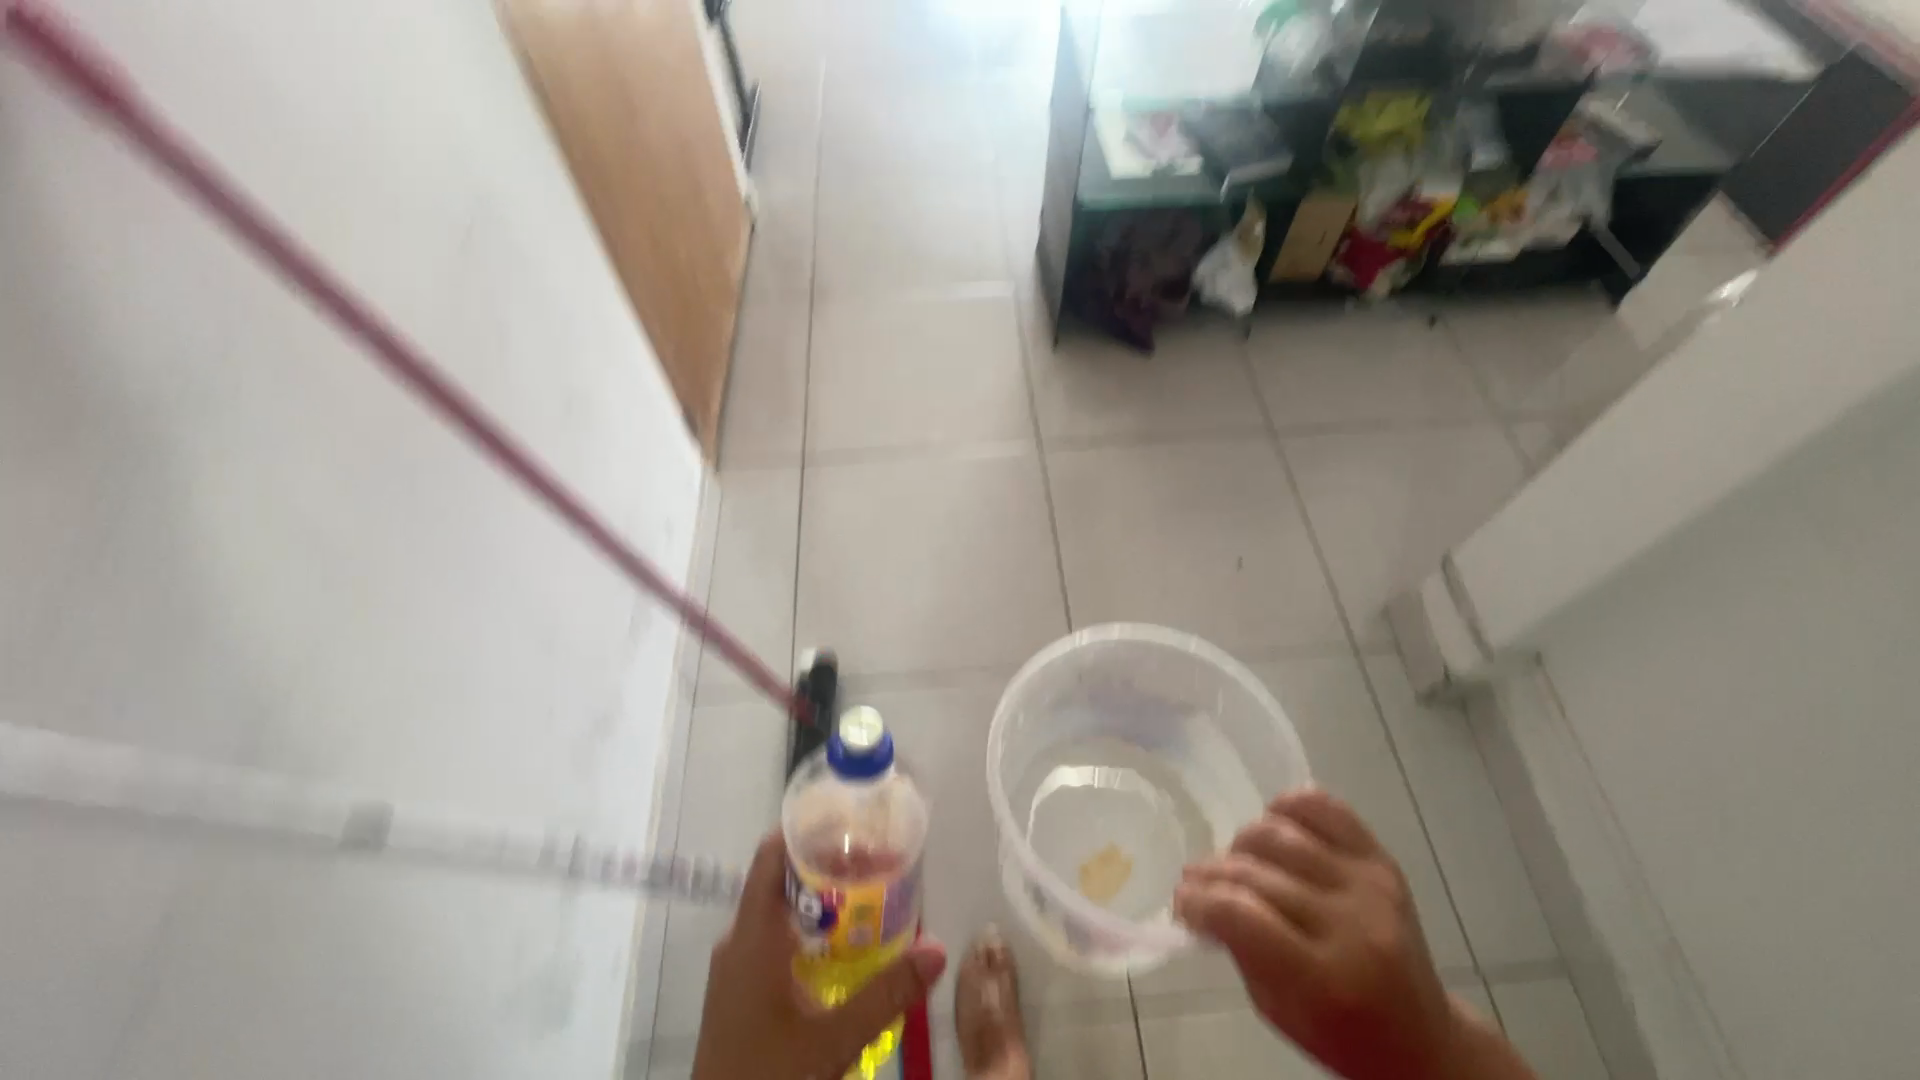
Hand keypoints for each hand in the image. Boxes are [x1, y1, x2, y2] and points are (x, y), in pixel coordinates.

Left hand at [691, 832, 948, 1079]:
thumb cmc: (767, 1077)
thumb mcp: (834, 1040)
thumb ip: (886, 994)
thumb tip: (939, 947)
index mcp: (753, 937)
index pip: (772, 854)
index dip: (808, 829)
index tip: (854, 821)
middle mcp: (739, 940)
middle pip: (783, 879)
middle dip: (831, 864)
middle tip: (882, 863)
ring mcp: (736, 966)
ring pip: (781, 911)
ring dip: (824, 898)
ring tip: (873, 897)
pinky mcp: (740, 989)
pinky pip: (776, 938)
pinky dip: (812, 928)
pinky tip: (847, 948)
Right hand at [1175, 789, 1485, 1079]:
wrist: (1418, 1036)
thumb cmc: (1334, 1031)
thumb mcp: (1273, 1006)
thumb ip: (1237, 945)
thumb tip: (1195, 893)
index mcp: (1322, 977)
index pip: (1240, 914)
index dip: (1197, 900)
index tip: (1182, 903)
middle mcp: (1350, 923)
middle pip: (1254, 873)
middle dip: (1209, 874)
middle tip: (1194, 883)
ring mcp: (1369, 885)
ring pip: (1279, 834)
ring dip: (1241, 844)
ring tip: (1235, 862)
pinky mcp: (1381, 860)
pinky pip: (1323, 807)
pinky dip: (1285, 807)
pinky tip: (1273, 828)